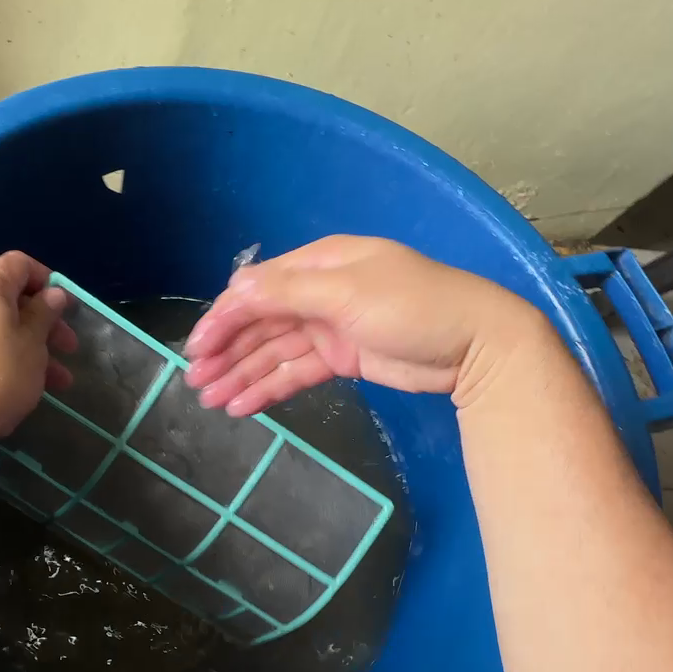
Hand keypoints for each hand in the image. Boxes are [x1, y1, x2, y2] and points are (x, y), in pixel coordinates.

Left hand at [0, 251, 75, 443]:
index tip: (66, 306)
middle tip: (69, 348)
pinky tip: (21, 389)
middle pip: (10, 300)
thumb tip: (51, 293)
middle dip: (45, 323)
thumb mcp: (32, 343)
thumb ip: (44, 313)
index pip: (19, 264)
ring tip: (57, 383)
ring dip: (30, 349)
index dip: (47, 279)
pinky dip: (4, 360)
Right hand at [182, 235, 549, 415]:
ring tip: (209, 400)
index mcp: (319, 264)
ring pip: (273, 352)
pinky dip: (269, 388)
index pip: (257, 290)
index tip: (196, 348)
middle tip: (194, 381)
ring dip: (241, 374)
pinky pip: (295, 373)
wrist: (478, 347)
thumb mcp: (347, 293)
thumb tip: (231, 291)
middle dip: (226, 351)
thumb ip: (287, 293)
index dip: (223, 318)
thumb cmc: (414, 307)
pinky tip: (242, 407)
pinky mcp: (342, 359)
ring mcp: (330, 328)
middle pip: (260, 323)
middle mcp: (319, 293)